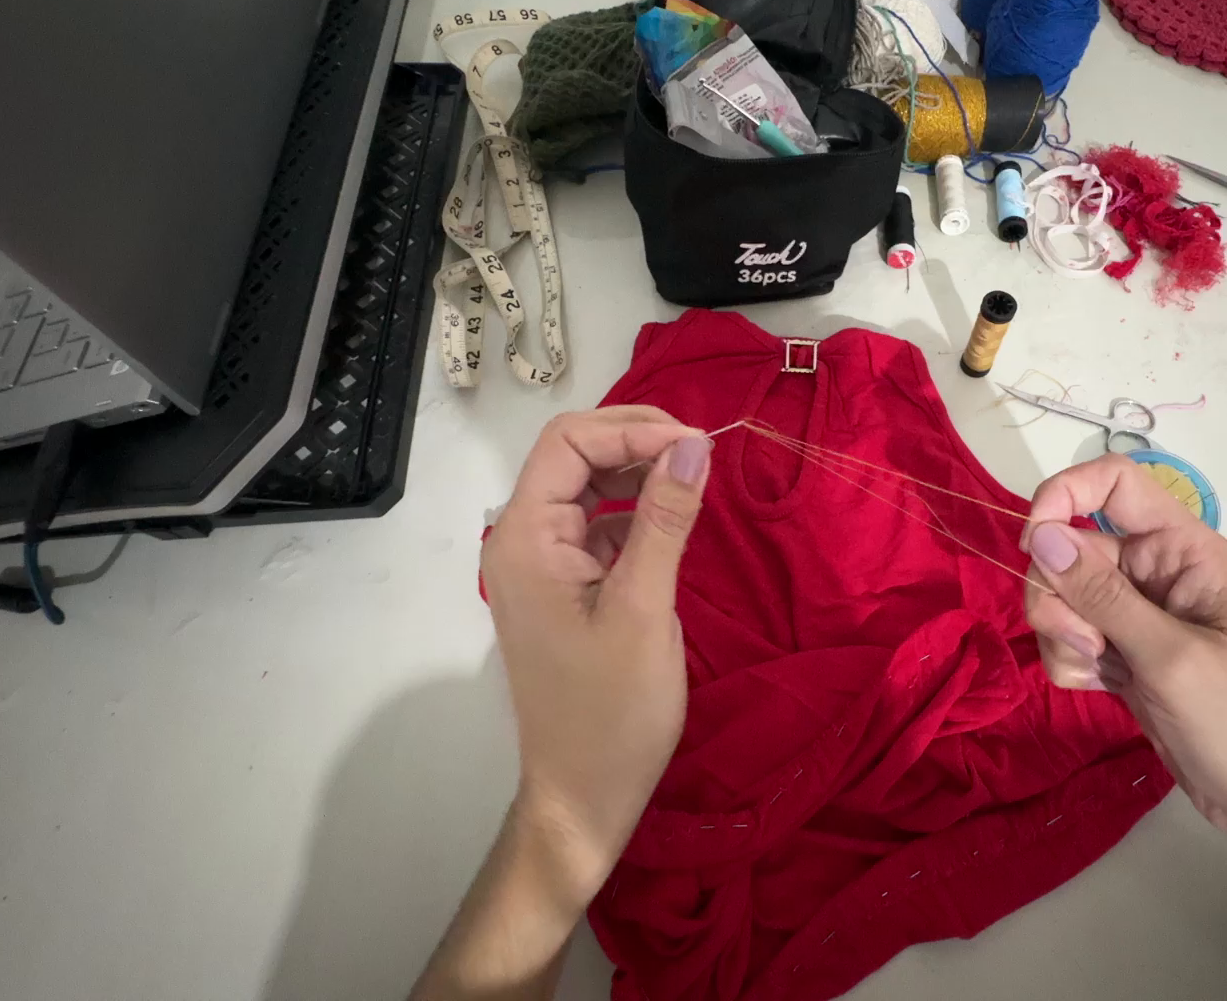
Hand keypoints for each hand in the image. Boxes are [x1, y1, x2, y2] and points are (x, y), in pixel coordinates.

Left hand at [479, 406, 712, 902]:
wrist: (585, 796)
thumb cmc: (612, 711)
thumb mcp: (644, 607)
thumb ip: (665, 519)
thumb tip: (694, 444)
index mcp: (525, 538)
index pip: (568, 443)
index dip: (633, 431)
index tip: (698, 445)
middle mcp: (524, 539)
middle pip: (574, 456)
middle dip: (637, 442)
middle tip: (702, 453)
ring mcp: (544, 561)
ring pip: (589, 485)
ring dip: (639, 472)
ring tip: (694, 477)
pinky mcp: (568, 583)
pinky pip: (600, 522)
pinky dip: (637, 508)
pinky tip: (673, 514)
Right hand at [1021, 454, 1226, 853]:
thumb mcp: (1170, 656)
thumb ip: (1100, 593)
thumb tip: (1039, 534)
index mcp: (1182, 548)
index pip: (1112, 481)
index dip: (1064, 495)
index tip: (1033, 543)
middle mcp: (1152, 568)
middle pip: (1068, 545)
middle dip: (1057, 594)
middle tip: (1087, 643)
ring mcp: (1131, 610)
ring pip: (1057, 594)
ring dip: (1061, 634)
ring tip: (1100, 670)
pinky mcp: (1115, 648)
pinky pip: (1064, 635)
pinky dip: (1068, 660)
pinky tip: (1101, 687)